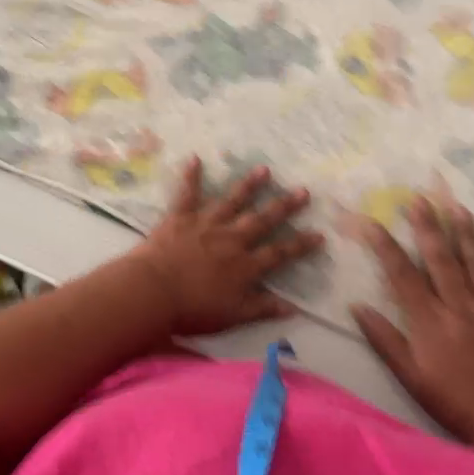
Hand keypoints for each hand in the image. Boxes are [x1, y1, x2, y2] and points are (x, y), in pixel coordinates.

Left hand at [129, 157, 322, 336]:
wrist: (154, 290)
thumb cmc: (193, 309)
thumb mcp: (233, 316)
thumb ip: (262, 308)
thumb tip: (293, 307)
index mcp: (244, 266)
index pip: (279, 253)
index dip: (300, 245)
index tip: (319, 233)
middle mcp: (230, 240)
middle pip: (261, 220)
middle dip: (283, 206)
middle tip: (302, 190)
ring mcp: (205, 224)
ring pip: (231, 201)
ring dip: (248, 185)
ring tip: (264, 169)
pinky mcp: (180, 216)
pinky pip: (187, 193)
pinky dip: (191, 176)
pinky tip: (195, 158)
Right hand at [350, 198, 473, 451]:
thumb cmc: (458, 406)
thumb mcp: (412, 378)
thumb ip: (385, 341)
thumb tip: (357, 306)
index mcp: (431, 322)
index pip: (402, 274)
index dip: (384, 245)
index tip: (369, 221)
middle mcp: (462, 310)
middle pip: (442, 261)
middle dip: (429, 227)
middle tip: (420, 198)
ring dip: (469, 238)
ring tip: (460, 209)